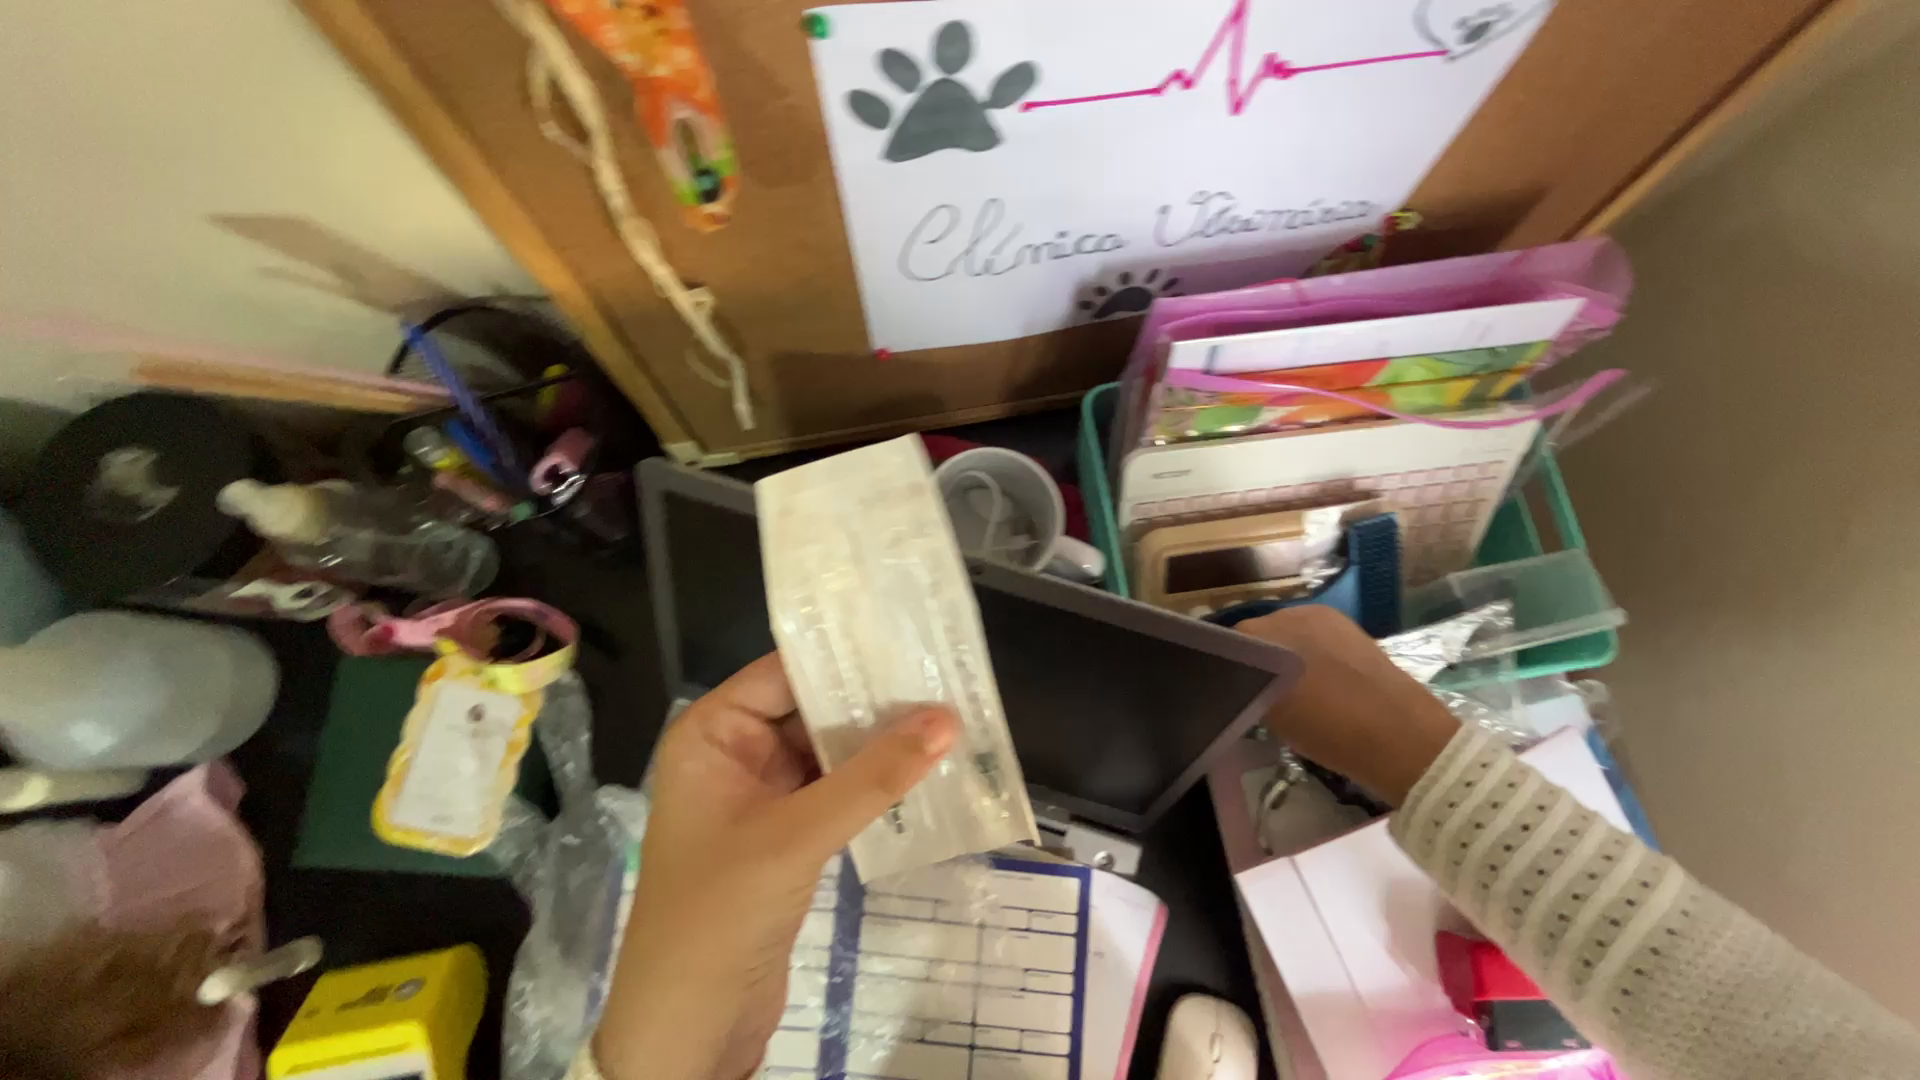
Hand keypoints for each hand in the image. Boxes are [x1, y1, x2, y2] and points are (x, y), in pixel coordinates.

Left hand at [593, 654, 958, 1079]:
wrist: (686, 1031)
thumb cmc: (719, 915)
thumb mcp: (796, 837)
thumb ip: (872, 777)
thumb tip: (946, 719)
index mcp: (712, 734)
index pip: (783, 672)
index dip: (844, 655)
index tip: (908, 640)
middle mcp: (735, 753)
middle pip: (810, 709)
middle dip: (872, 700)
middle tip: (943, 678)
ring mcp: (761, 796)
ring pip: (829, 751)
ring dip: (879, 743)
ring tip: (947, 717)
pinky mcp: (786, 835)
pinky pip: (835, 790)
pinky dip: (873, 782)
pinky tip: (922, 771)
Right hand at [1236, 606, 1459, 804]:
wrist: (1399, 736)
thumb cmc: (1326, 729)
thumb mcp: (1270, 714)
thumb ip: (1249, 686)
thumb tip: (1242, 679)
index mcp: (1261, 634)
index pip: (1230, 645)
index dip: (1232, 667)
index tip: (1237, 690)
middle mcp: (1286, 615)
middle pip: (1260, 633)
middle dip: (1261, 656)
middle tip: (1265, 689)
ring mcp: (1321, 616)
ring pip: (1289, 633)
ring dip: (1287, 653)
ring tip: (1296, 685)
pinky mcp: (1348, 626)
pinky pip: (1316, 635)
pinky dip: (1313, 652)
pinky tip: (1321, 679)